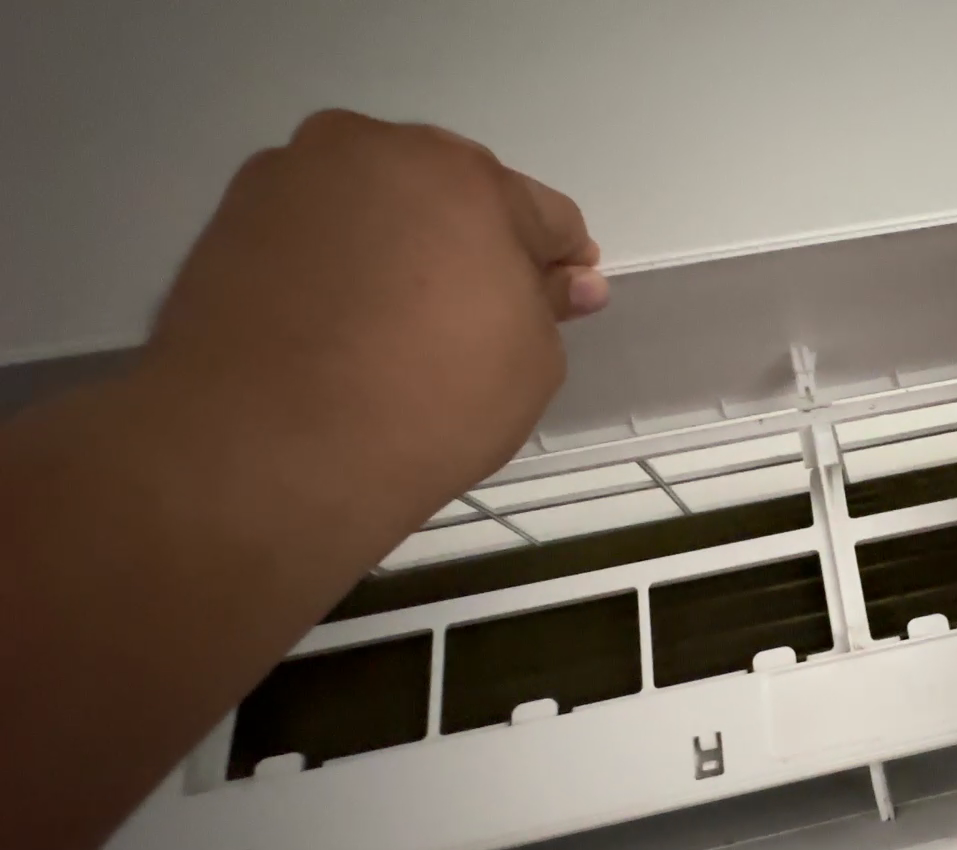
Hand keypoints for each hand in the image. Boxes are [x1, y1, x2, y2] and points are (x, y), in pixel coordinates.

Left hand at [143, 109, 607, 514]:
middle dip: (486, 245)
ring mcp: (295, 174)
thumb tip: (572, 282)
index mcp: (468, 180)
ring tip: (411, 324)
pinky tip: (356, 322)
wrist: (276, 443)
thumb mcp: (535, 359)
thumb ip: (553, 304)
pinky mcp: (235, 212)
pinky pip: (329, 226)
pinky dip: (355, 259)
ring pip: (390, 202)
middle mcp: (377, 150)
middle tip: (484, 318)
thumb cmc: (439, 399)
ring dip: (416, 246)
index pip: (550, 217)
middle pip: (464, 193)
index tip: (558, 311)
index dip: (564, 268)